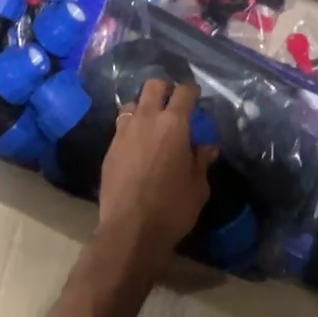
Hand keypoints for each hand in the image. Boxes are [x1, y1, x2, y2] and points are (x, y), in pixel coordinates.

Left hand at [97, 79, 217, 262]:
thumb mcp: (197, 188)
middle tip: (172, 101)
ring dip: (143, 107)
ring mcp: (125, 131)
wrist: (129, 231)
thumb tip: (207, 147)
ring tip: (151, 122)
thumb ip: (201, 161)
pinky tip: (136, 144)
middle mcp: (147, 119)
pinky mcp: (110, 147)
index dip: (191, 91)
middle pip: (153, 86)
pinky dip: (131, 127)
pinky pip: (121, 126)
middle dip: (165, 88)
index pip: (184, 92)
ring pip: (133, 103)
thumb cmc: (171, 209)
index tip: (195, 96)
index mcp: (174, 124)